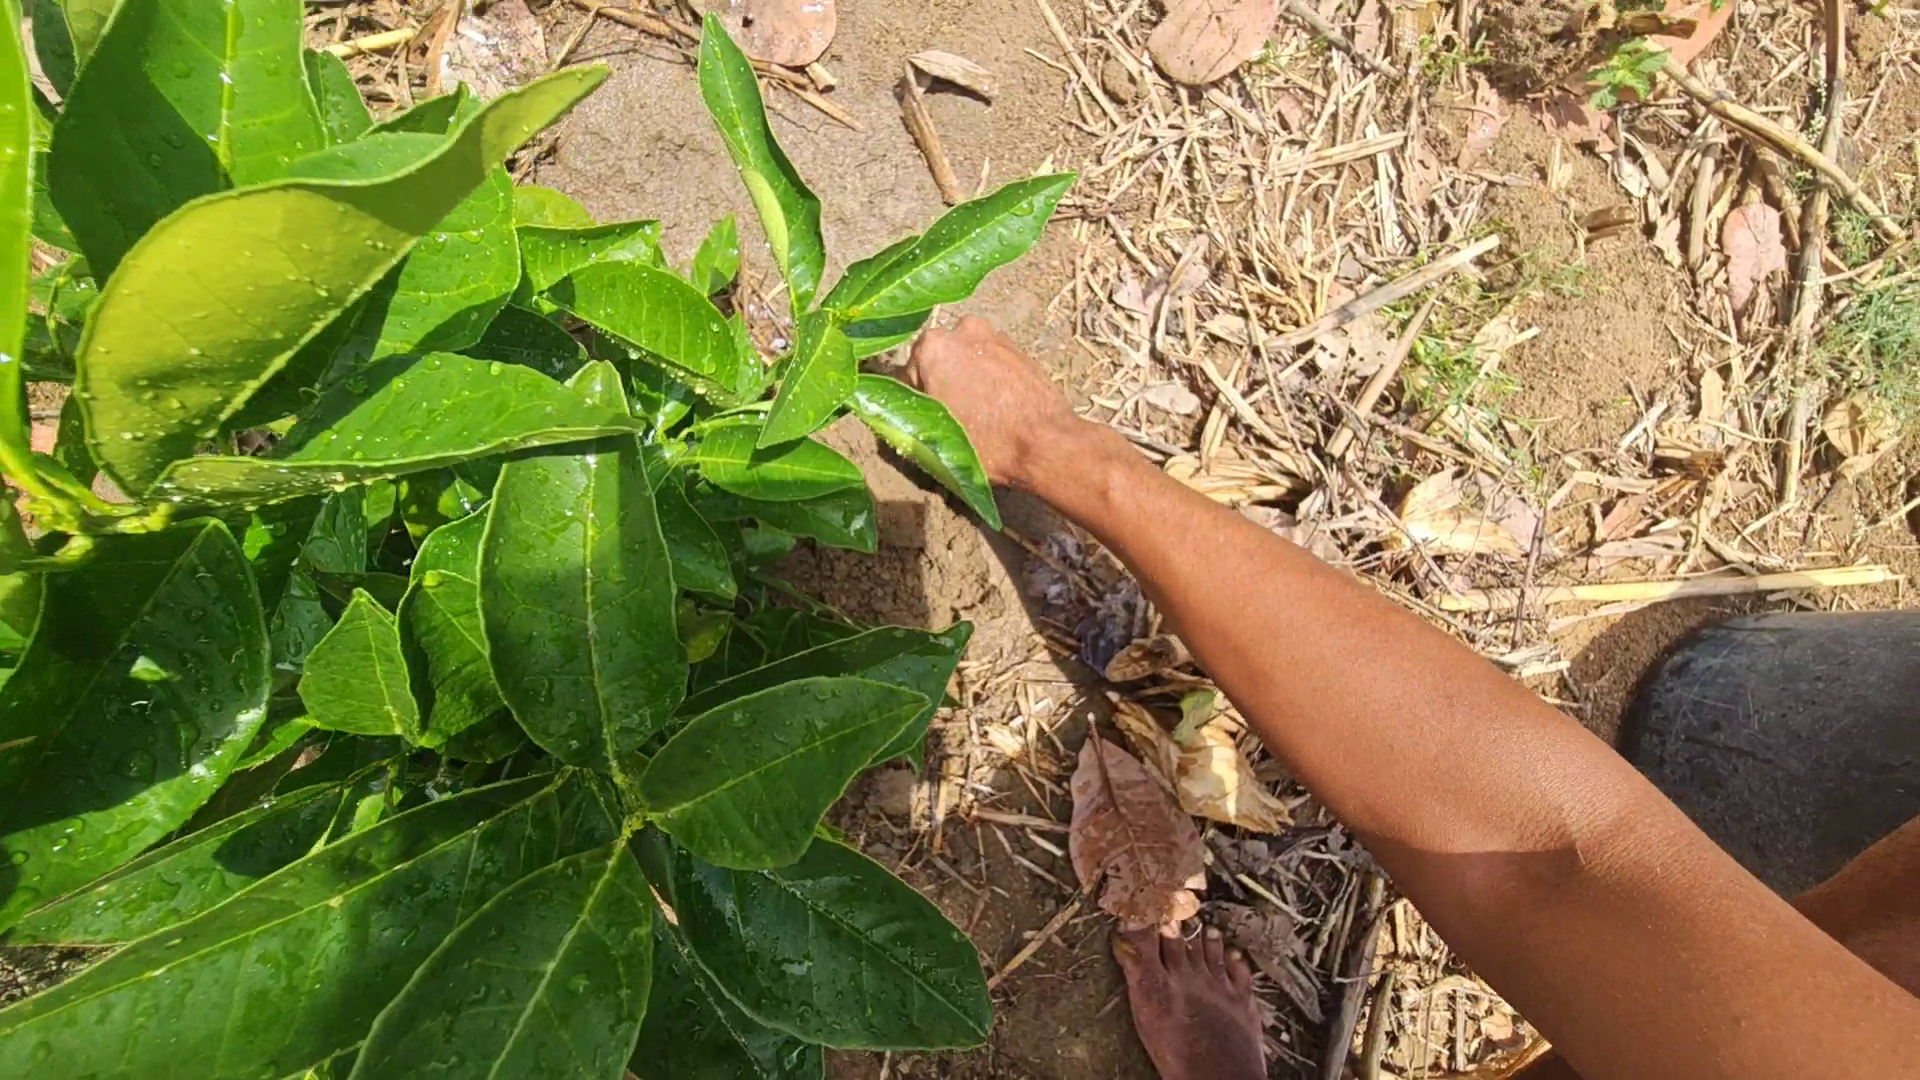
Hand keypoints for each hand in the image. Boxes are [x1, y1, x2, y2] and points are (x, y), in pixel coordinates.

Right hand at [905, 316, 1085, 489]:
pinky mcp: (1019, 348)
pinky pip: (991, 362)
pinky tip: (997, 407)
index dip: (913, 404)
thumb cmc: (988, 442)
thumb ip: (910, 419)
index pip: (907, 376)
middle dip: (941, 385)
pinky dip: (989, 379)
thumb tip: (897, 419)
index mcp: (932, 347)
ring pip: (966, 359)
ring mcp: (995, 335)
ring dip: (966, 380)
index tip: (924, 423)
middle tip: (951, 419)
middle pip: (938, 361)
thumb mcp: (934, 438)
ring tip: (977, 415)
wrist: (1046, 443)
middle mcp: (962, 329)